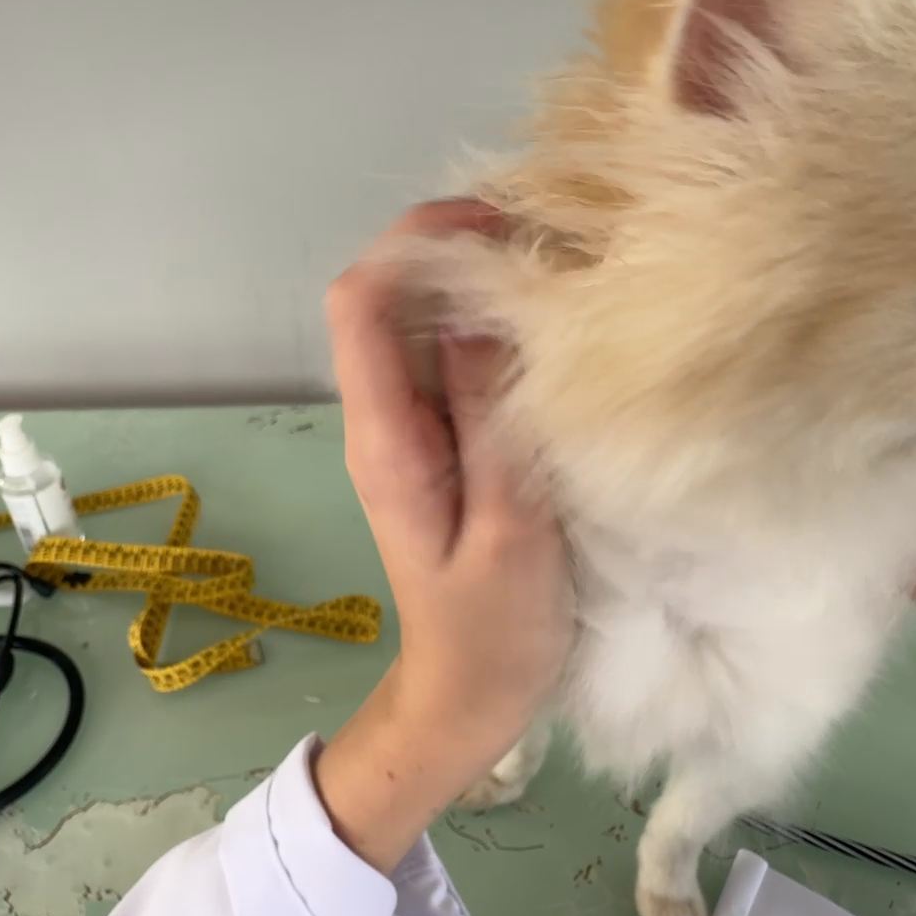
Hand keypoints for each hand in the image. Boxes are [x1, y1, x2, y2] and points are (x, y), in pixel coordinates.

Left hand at [314, 200, 571, 871]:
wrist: (466, 690)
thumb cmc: (494, 628)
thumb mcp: (511, 525)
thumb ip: (489, 417)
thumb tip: (477, 313)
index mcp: (385, 437)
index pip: (361, 305)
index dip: (414, 244)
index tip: (496, 225)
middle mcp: (380, 421)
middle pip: (385, 302)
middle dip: (450, 252)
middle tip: (542, 241)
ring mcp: (403, 431)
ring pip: (417, 327)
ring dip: (472, 286)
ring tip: (554, 272)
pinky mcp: (431, 444)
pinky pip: (444, 365)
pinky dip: (485, 331)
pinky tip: (543, 333)